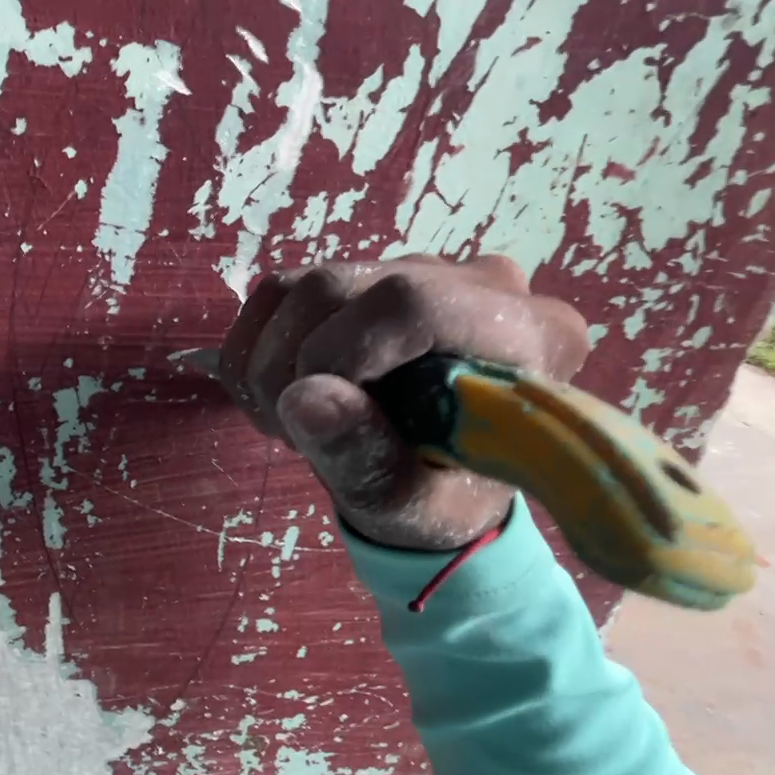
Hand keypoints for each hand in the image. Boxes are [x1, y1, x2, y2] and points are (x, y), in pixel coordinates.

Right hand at [216, 255, 589, 550]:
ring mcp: (410, 269)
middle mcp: (472, 282)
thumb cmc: (437, 496)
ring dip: (265, 363)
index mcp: (523, 335)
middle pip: (335, 289)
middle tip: (288, 432)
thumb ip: (363, 457)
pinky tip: (278, 392)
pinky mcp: (359, 274)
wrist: (431, 478)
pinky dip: (252, 348)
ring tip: (286, 418)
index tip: (315, 414)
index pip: (409, 303)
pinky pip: (277, 292)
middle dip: (287, 367)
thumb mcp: (406, 504)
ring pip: (295, 288)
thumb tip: (303, 400)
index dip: (338, 353)